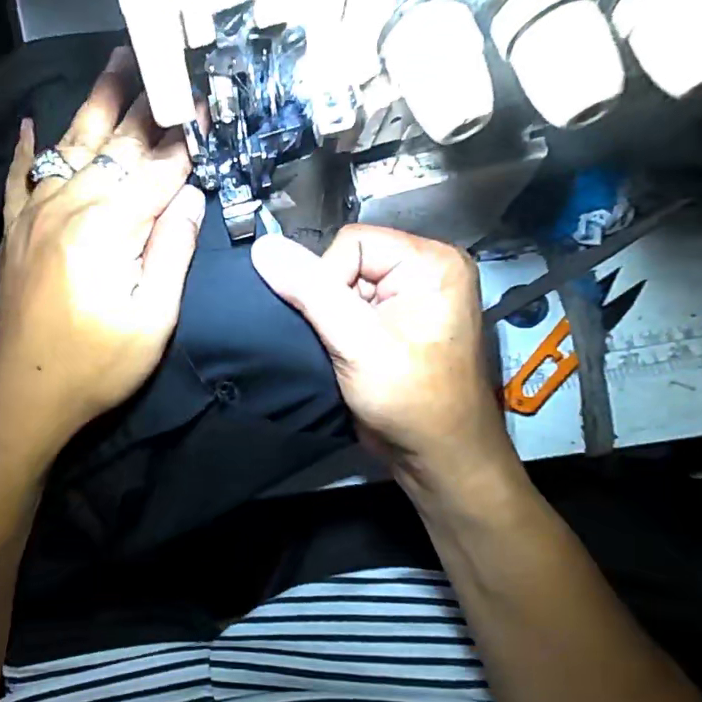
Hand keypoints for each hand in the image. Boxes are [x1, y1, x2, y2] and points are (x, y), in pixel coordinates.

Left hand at [0, 48, 204, 462]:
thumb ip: (171, 253)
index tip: (207, 104)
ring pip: (73, 146)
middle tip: (167, 59)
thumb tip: (190, 197)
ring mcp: (35, 215)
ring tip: (116, 61)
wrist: (23, 394)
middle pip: (118, 147)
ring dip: (98, 104)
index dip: (187, 139)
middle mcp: (69, 207)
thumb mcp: (152, 321)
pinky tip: (31, 123)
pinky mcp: (15, 232)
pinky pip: (20, 177)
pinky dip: (28, 149)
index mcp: (108, 229)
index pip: (159, 172)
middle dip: (148, 105)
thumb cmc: (96, 367)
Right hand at [250, 225, 514, 483]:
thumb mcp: (358, 342)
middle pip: (348, 264)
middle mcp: (425, 273)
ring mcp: (411, 300)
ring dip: (333, 322)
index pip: (353, 243)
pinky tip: (345, 356)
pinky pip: (351, 310)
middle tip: (344, 344)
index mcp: (432, 263)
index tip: (337, 327)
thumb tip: (264, 248)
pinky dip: (338, 333)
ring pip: (344, 289)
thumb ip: (311, 292)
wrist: (438, 458)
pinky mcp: (395, 325)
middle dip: (333, 304)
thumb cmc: (414, 402)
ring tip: (347, 353)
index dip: (331, 281)